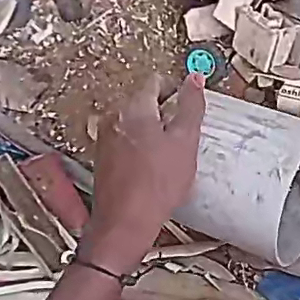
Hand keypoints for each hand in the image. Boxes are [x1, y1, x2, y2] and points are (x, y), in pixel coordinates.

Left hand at [82, 74, 206, 272]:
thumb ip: (191, 106)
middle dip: (164, 115)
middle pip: (144, 102)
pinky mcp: (103, 157)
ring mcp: (105, 137)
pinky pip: (126, 143)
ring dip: (152, 134)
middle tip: (182, 138)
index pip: (156, 82)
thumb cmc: (156, 185)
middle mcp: (114, 117)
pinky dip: (140, 149)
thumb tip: (195, 78)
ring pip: (135, 124)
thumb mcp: (185, 141)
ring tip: (168, 158)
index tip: (187, 109)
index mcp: (134, 107)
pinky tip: (152, 170)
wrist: (126, 221)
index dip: (177, 92)